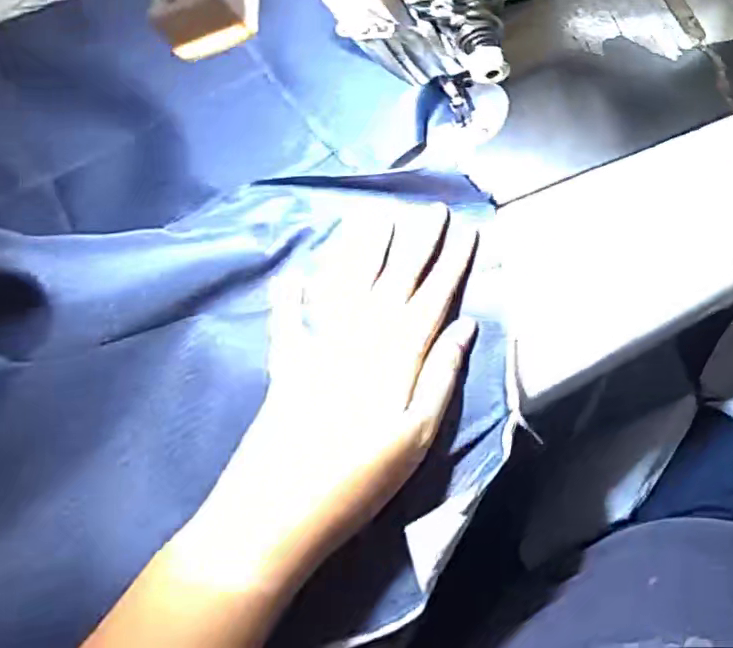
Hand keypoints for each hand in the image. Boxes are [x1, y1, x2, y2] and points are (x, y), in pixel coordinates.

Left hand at [195, 206, 480, 580]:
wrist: (266, 525)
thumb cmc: (357, 481)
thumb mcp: (417, 436)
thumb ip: (441, 375)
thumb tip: (466, 324)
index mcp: (396, 358)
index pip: (432, 298)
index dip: (451, 262)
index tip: (465, 230)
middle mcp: (359, 343)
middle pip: (394, 281)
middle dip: (416, 242)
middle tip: (429, 207)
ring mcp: (319, 352)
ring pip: (348, 288)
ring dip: (364, 251)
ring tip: (376, 217)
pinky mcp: (286, 370)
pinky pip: (289, 325)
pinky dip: (290, 298)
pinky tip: (292, 274)